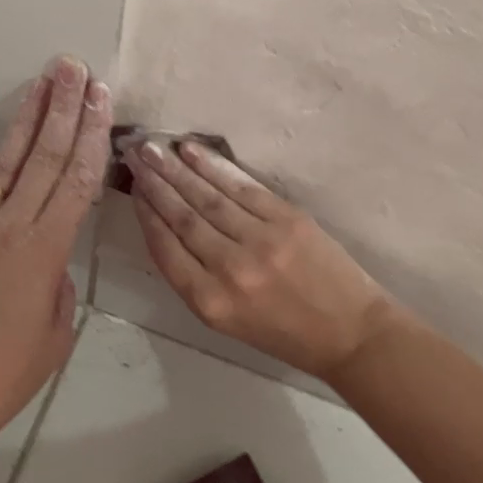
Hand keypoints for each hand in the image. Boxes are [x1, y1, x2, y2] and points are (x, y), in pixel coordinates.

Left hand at [0, 55, 112, 458]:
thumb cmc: (5, 379)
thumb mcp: (54, 336)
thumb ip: (59, 289)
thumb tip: (52, 264)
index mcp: (46, 251)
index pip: (77, 179)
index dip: (92, 134)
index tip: (102, 96)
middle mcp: (9, 228)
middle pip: (43, 157)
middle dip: (63, 108)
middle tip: (73, 66)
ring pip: (3, 164)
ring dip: (25, 120)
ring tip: (40, 82)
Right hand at [126, 140, 396, 377]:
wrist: (350, 332)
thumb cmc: (285, 334)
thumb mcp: (227, 321)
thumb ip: (195, 279)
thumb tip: (165, 229)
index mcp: (210, 303)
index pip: (165, 249)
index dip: (146, 214)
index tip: (133, 188)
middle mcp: (230, 269)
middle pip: (182, 217)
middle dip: (154, 183)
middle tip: (134, 155)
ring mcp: (260, 240)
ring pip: (207, 197)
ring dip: (176, 169)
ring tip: (153, 148)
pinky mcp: (286, 218)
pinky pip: (241, 187)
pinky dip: (213, 166)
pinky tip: (191, 151)